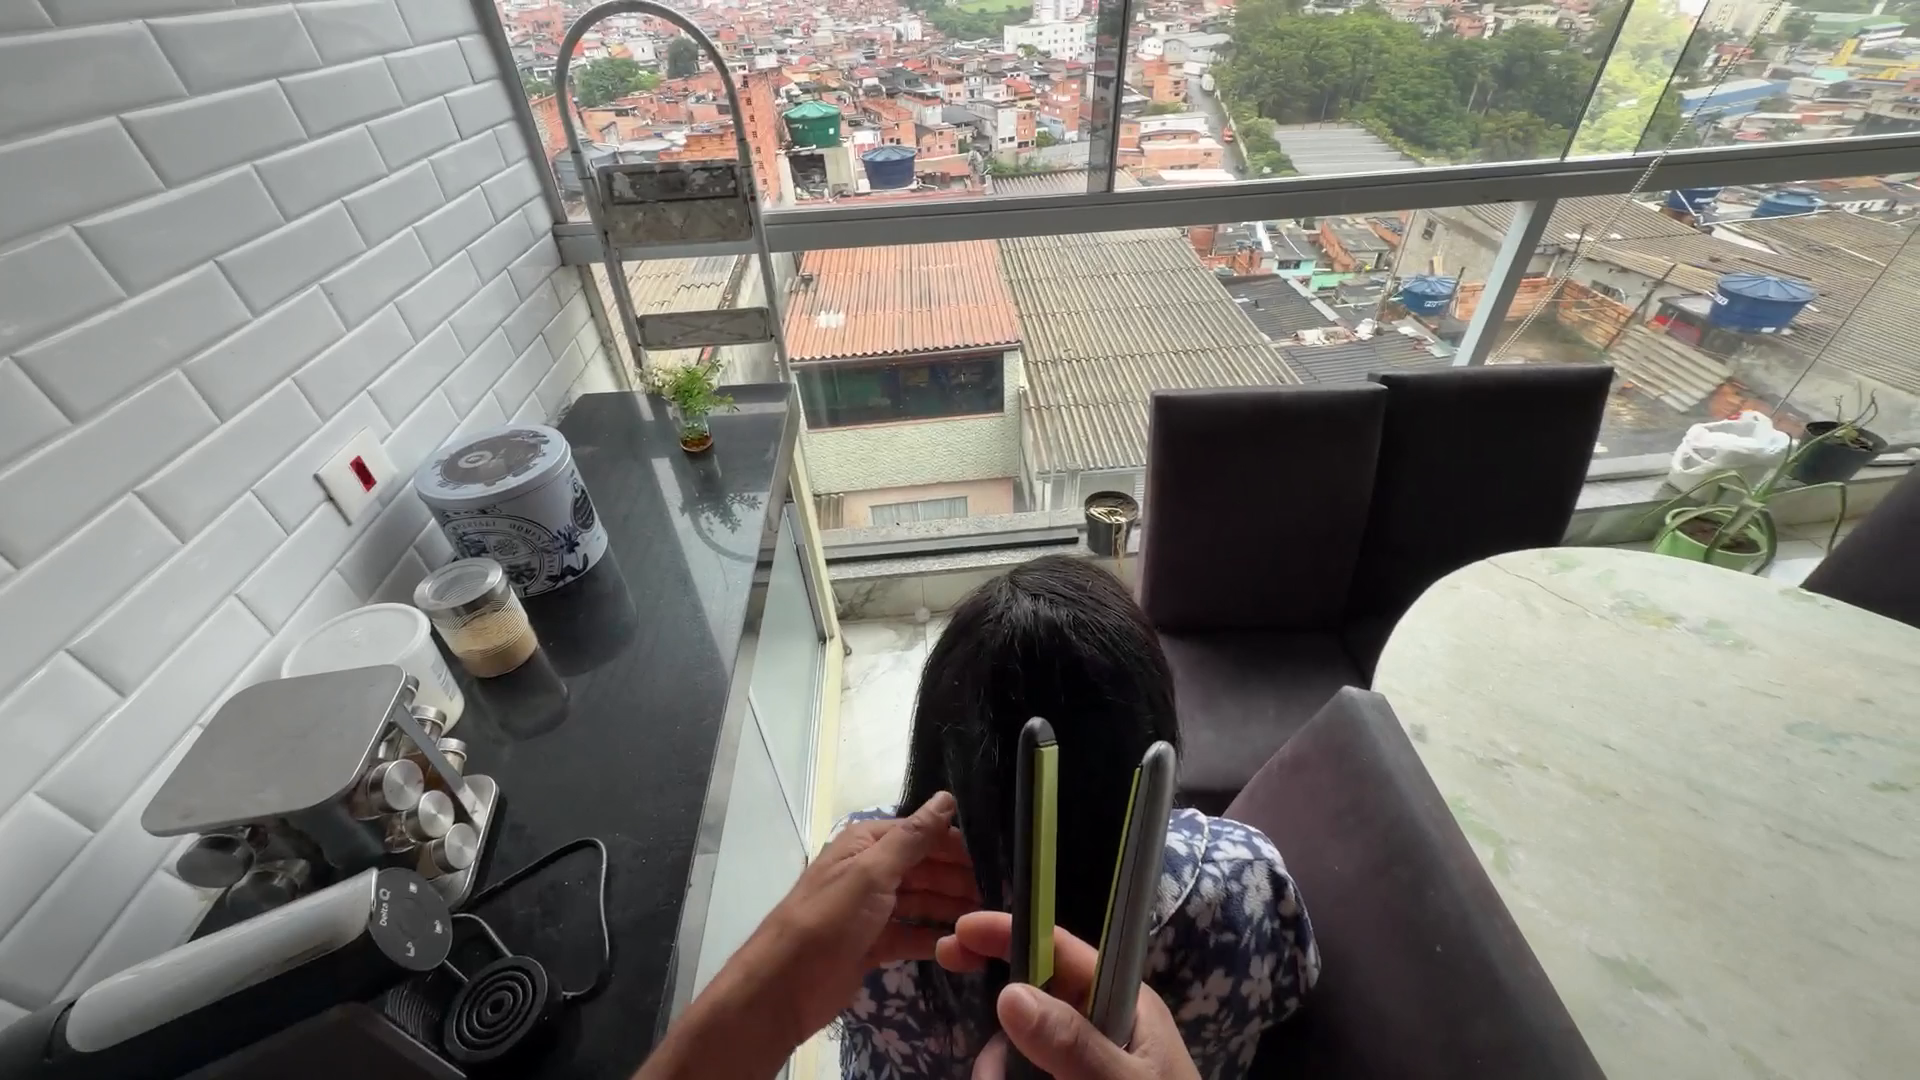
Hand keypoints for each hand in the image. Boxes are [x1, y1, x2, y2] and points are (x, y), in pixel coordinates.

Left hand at [636, 793, 974, 1079]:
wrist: (784, 987)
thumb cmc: (829, 919)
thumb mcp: (873, 871)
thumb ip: (913, 837)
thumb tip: (947, 797)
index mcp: (867, 843)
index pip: (921, 835)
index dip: (956, 846)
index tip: (995, 859)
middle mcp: (871, 871)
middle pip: (924, 869)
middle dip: (958, 879)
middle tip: (999, 894)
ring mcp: (872, 910)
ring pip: (921, 902)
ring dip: (951, 909)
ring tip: (987, 921)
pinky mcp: (873, 945)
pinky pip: (911, 935)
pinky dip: (933, 939)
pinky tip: (960, 945)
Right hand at [936, 912, 1200, 1079]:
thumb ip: (1073, 1045)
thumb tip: (1008, 993)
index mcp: (1121, 997)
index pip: (1059, 946)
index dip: (1009, 930)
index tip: (961, 930)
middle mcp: (1098, 1019)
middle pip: (1032, 991)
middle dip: (995, 1002)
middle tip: (950, 987)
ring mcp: (1081, 1057)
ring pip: (1019, 1042)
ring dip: (998, 1065)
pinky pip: (1023, 1071)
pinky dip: (1006, 1077)